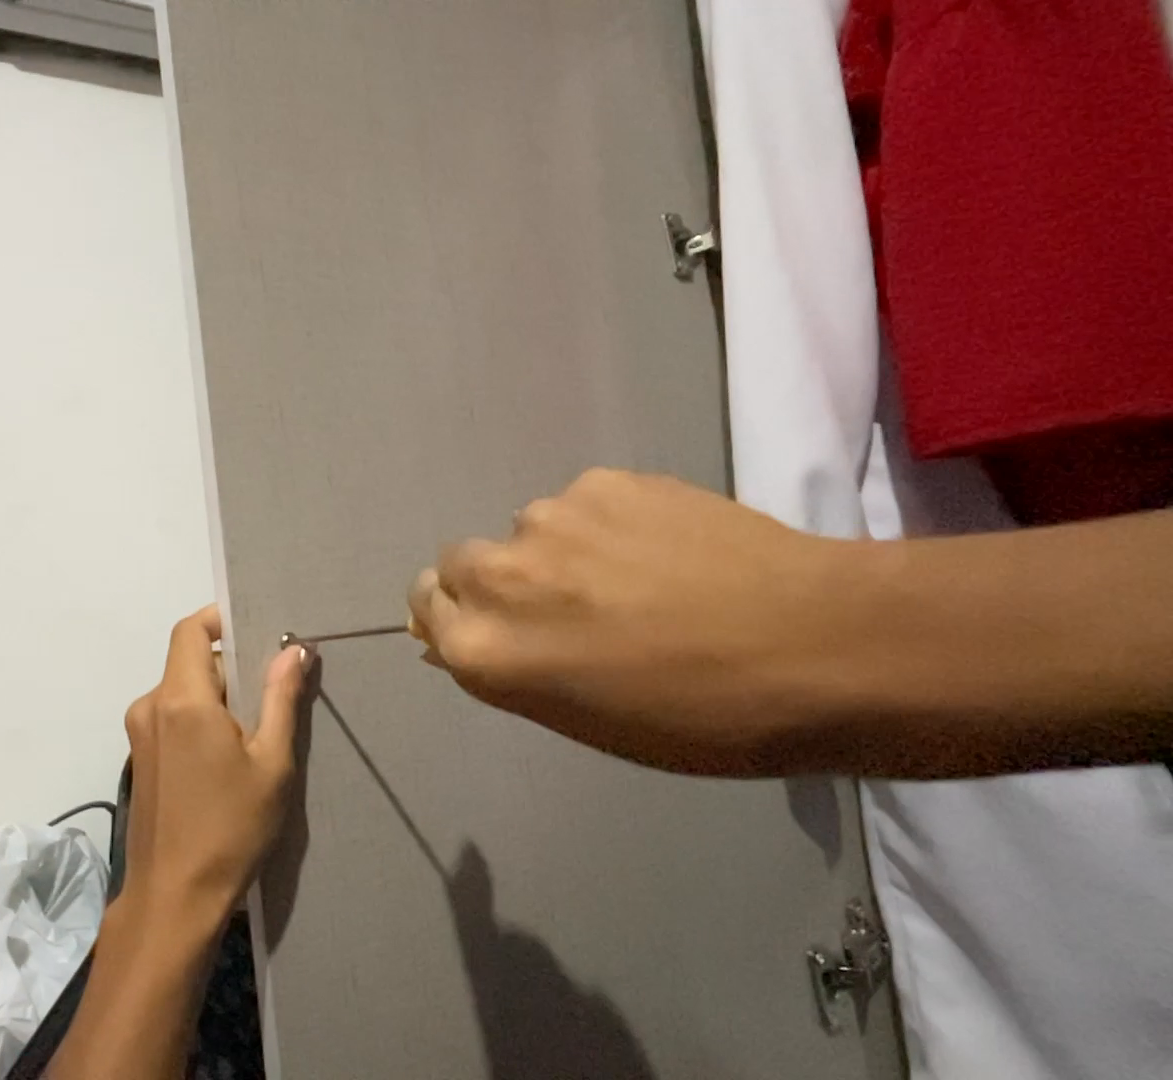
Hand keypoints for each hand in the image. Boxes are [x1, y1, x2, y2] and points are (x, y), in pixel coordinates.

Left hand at [119, 606, 310, 923]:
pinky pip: (172, 718)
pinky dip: (199, 720)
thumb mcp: (271, 763)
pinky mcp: (139, 758)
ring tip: (255, 734)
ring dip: (216, 698)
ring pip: (181, 692)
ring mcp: (140, 734)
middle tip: (271, 694)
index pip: (191, 629)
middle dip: (230, 667)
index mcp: (181, 699)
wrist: (174, 897)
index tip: (255, 628)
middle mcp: (151, 706)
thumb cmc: (231, 829)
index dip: (220, 618)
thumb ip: (280, 699)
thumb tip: (294, 650)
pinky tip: (227, 759)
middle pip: (189, 661)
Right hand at [407, 468, 858, 774]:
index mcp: (483, 648)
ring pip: (527, 532)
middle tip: (562, 605)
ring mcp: (549, 519)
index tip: (494, 625)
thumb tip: (456, 639)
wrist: (818, 646)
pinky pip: (581, 505)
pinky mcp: (603, 482)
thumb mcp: (580, 718)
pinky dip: (606, 525)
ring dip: (557, 552)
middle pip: (458, 563)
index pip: (424, 608)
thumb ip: (505, 670)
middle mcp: (496, 575)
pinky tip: (664, 548)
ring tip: (633, 579)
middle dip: (495, 582)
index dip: (453, 615)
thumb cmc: (694, 719)